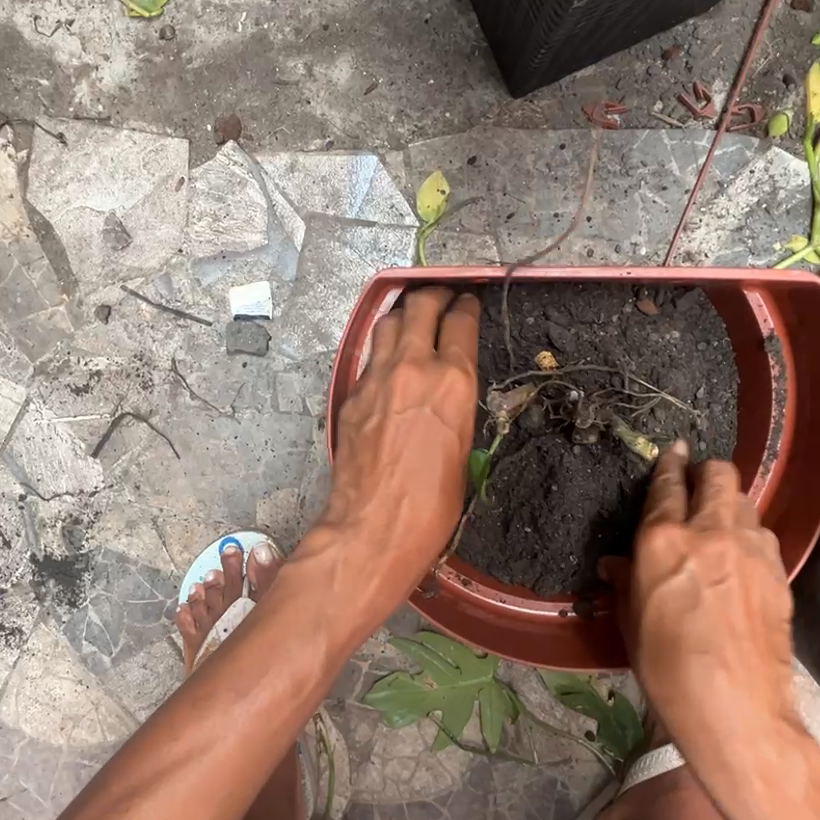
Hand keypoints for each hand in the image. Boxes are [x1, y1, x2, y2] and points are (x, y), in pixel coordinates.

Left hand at [313, 287, 479, 617]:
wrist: (374, 524)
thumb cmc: (433, 504)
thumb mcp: (465, 450)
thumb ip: (457, 407)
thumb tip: (451, 392)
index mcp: (453, 381)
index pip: (461, 322)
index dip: (466, 306)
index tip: (467, 301)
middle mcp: (413, 368)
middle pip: (420, 306)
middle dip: (433, 294)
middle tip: (441, 295)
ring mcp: (377, 377)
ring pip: (388, 323)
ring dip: (403, 313)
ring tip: (412, 316)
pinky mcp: (352, 393)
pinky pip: (369, 356)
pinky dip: (382, 348)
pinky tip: (388, 359)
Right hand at [603, 442, 802, 774]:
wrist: (735, 707)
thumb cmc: (667, 666)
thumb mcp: (631, 621)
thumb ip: (626, 581)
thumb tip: (616, 564)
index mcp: (662, 539)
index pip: (665, 485)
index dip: (668, 463)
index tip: (672, 450)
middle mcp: (709, 532)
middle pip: (717, 475)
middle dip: (706, 470)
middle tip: (697, 478)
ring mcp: (750, 550)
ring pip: (745, 500)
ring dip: (730, 500)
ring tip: (719, 517)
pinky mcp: (779, 574)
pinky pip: (763, 534)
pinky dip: (750, 532)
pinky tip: (741, 554)